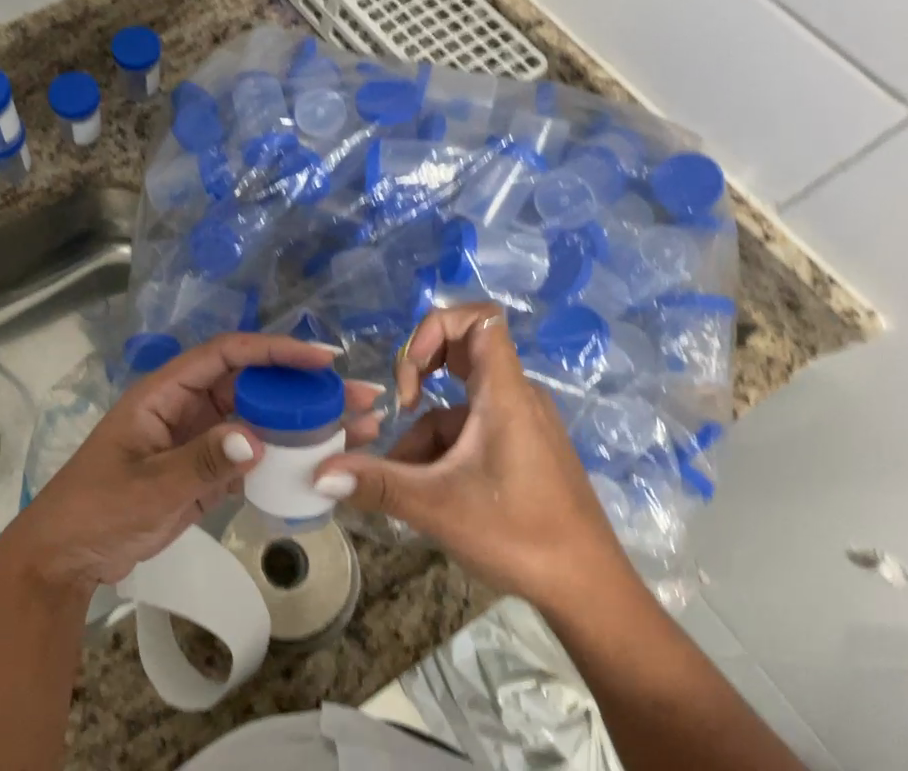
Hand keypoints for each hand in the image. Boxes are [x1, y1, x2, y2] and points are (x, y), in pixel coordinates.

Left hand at [4, 333, 382, 591]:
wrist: (67, 556)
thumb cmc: (96, 509)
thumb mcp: (148, 486)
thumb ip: (201, 463)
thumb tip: (256, 438)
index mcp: (164, 394)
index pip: (225, 356)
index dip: (273, 350)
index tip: (320, 358)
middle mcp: (186, 408)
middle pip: (252, 385)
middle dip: (304, 387)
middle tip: (358, 395)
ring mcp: (198, 441)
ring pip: (259, 419)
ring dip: (303, 422)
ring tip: (357, 425)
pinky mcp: (206, 473)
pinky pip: (252, 456)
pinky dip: (285, 457)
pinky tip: (323, 460)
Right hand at [313, 303, 631, 607]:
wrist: (589, 589)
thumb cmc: (518, 535)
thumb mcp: (436, 506)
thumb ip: (375, 484)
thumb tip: (319, 475)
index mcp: (505, 394)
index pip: (480, 318)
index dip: (434, 329)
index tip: (412, 377)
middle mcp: (517, 398)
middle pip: (463, 355)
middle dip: (420, 377)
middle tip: (399, 408)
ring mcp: (523, 424)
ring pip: (459, 406)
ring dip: (424, 434)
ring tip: (404, 484)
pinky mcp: (525, 450)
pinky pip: (473, 431)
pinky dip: (444, 452)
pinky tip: (429, 495)